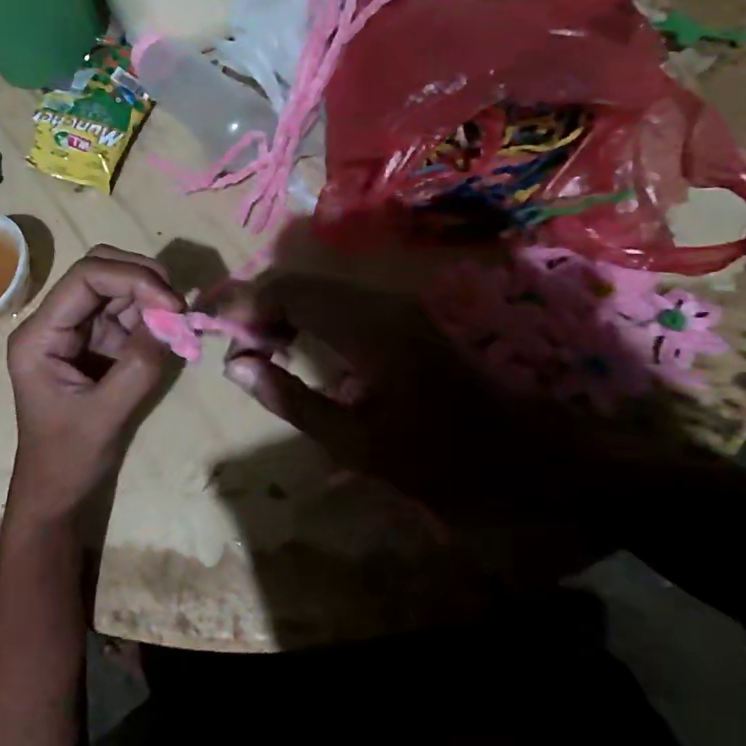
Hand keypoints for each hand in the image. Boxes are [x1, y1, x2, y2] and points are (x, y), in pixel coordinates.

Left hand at [4, 247, 183, 522]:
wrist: (59, 495)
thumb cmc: (69, 460)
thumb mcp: (106, 415)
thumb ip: (139, 366)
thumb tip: (174, 321)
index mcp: (40, 334)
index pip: (86, 277)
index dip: (132, 278)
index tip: (172, 303)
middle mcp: (56, 322)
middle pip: (101, 271)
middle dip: (143, 278)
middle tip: (179, 305)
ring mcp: (79, 332)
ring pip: (118, 288)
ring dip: (153, 297)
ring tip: (181, 322)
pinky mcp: (99, 345)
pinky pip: (130, 314)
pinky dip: (154, 316)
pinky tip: (172, 334)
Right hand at [218, 275, 543, 526]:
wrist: (527, 463)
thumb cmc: (442, 463)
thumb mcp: (357, 443)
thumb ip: (291, 398)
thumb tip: (235, 364)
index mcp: (370, 330)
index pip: (290, 291)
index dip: (245, 305)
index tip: (217, 335)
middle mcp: (383, 303)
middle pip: (303, 282)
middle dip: (260, 306)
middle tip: (233, 346)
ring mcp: (399, 307)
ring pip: (322, 289)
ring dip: (284, 310)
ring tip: (258, 350)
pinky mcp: (406, 318)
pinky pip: (343, 302)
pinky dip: (309, 316)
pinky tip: (297, 346)